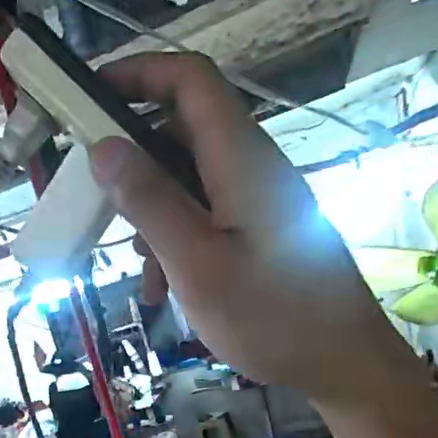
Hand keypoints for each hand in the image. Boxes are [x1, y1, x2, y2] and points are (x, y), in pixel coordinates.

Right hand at [89, 53, 417, 405]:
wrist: (347, 364)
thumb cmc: (273, 318)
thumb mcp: (198, 264)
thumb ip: (151, 202)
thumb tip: (105, 148)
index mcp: (242, 159)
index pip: (191, 79)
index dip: (139, 73)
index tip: (90, 98)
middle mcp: (256, 168)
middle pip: (185, 134)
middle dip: (138, 169)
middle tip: (103, 208)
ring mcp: (264, 202)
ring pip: (194, 184)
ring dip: (157, 219)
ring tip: (145, 276)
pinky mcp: (268, 233)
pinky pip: (214, 218)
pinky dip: (183, 243)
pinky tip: (169, 291)